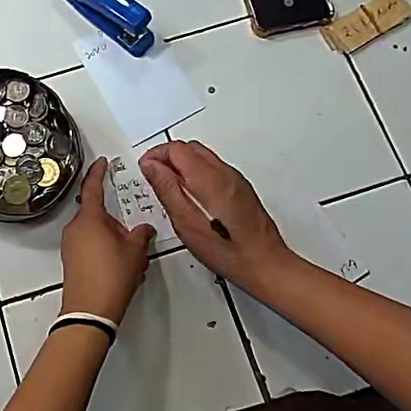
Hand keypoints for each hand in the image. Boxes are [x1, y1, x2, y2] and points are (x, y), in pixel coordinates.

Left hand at [59, 157, 154, 323]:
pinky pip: (88, 245)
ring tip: (128, 256)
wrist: (90, 310)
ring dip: (111, 237)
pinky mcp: (70, 259)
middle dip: (115, 221)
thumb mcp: (135, 252)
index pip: (92, 188)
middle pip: (96, 213)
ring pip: (93, 231)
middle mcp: (75, 229)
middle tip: (132, 234)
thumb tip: (143, 230)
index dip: (98, 173)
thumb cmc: (110, 279)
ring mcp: (70, 245)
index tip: (101, 163)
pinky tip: (118, 266)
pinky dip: (103, 249)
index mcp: (89, 220)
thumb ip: (141, 235)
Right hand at [138, 141, 292, 290]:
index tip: (146, 168)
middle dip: (167, 156)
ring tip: (168, 185)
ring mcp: (235, 179)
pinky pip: (213, 168)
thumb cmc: (226, 249)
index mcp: (208, 179)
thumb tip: (151, 166)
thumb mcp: (184, 221)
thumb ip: (166, 188)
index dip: (156, 155)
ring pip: (202, 156)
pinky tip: (189, 193)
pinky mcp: (240, 188)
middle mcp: (225, 173)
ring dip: (181, 163)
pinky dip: (195, 172)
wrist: (264, 262)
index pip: (176, 149)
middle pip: (189, 148)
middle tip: (153, 174)